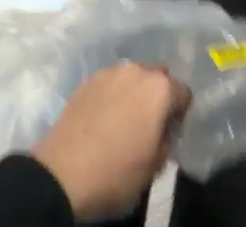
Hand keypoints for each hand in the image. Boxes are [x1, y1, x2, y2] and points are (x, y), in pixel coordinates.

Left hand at [31, 62, 190, 218]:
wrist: (62, 174)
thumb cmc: (116, 172)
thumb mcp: (154, 167)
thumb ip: (167, 140)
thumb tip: (163, 130)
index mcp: (160, 89)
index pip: (184, 94)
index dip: (179, 115)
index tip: (168, 134)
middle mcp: (137, 70)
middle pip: (158, 78)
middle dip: (157, 97)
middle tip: (147, 125)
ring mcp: (109, 72)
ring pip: (132, 78)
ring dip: (134, 93)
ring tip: (123, 119)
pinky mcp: (86, 80)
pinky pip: (110, 83)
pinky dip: (112, 95)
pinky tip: (104, 117)